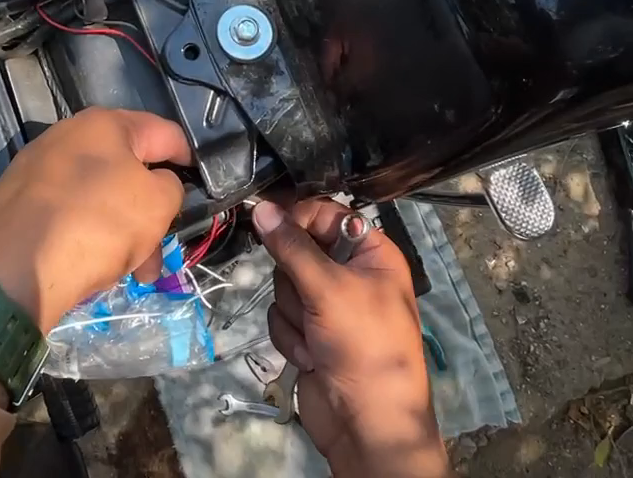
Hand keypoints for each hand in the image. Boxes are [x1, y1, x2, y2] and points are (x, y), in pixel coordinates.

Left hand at [0, 107, 193, 327]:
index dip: (189, 159)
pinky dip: (88, 235)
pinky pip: (69, 212)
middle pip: (128, 170)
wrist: (14, 268)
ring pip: (100, 196)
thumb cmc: (96, 223)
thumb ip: (171, 187)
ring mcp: (40, 167)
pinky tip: (92, 269)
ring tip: (131, 274)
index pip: (164, 132)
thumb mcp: (157, 204)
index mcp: (104, 123)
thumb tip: (160, 185)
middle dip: (150, 213)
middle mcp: (69, 135)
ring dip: (123, 233)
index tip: (200, 189)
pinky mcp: (18, 199)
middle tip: (159, 252)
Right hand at [256, 198, 449, 477]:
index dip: (299, 218)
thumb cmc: (364, 346)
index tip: (273, 224)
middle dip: (295, 280)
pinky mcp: (308, 331)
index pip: (325, 214)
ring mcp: (327, 305)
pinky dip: (290, 336)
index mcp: (371, 254)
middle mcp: (350, 274)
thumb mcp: (329, 288)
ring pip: (284, 284)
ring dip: (293, 313)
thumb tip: (260, 207)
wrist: (366, 426)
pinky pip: (280, 315)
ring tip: (316, 337)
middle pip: (297, 249)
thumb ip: (291, 246)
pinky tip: (310, 356)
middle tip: (310, 299)